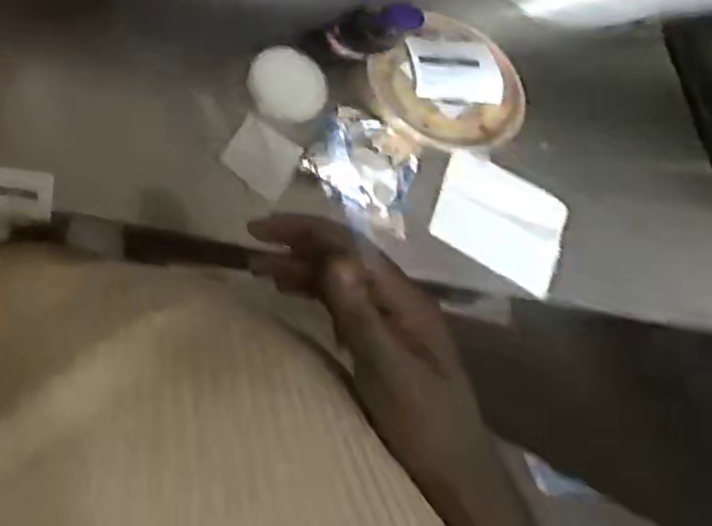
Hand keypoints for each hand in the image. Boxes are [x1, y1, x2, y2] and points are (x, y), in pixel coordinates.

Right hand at [249, 214, 532, 525]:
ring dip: (298, 267)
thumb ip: (360, 313)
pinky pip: (339, 300)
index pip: (347, 244)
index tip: (258, 231)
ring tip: (260, 270)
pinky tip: (289, 296)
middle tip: (252, 247)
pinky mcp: (380, 338)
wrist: (459, 482)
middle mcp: (396, 299)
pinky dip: (310, 290)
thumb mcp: (388, 370)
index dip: (301, 230)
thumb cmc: (424, 425)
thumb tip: (335, 259)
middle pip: (340, 255)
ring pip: (337, 277)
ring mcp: (390, 319)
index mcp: (403, 298)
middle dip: (295, 244)